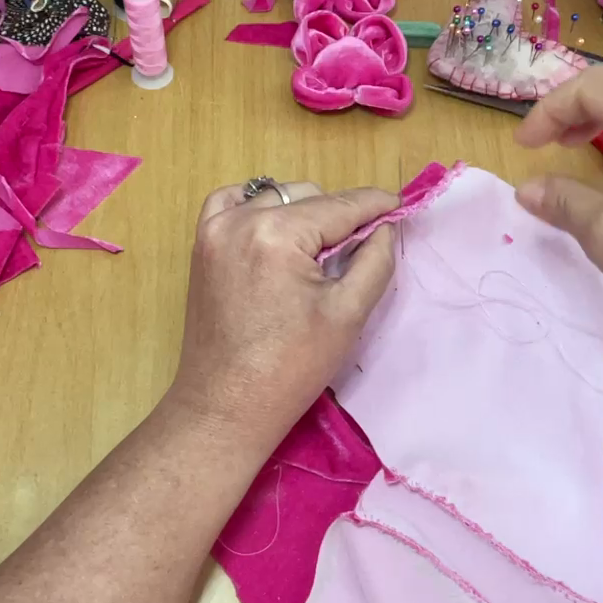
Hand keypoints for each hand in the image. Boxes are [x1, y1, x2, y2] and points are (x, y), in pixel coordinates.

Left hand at [167, 181, 399, 447]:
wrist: (226, 405)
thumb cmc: (290, 368)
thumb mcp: (347, 314)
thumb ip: (374, 260)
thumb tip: (385, 225)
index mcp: (276, 234)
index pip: (340, 206)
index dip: (376, 204)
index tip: (401, 204)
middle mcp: (239, 220)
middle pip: (307, 197)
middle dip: (338, 215)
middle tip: (358, 248)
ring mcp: (214, 231)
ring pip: (273, 197)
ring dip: (301, 212)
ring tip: (317, 250)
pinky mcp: (201, 246)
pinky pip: (230, 202)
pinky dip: (255, 206)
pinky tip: (274, 227)